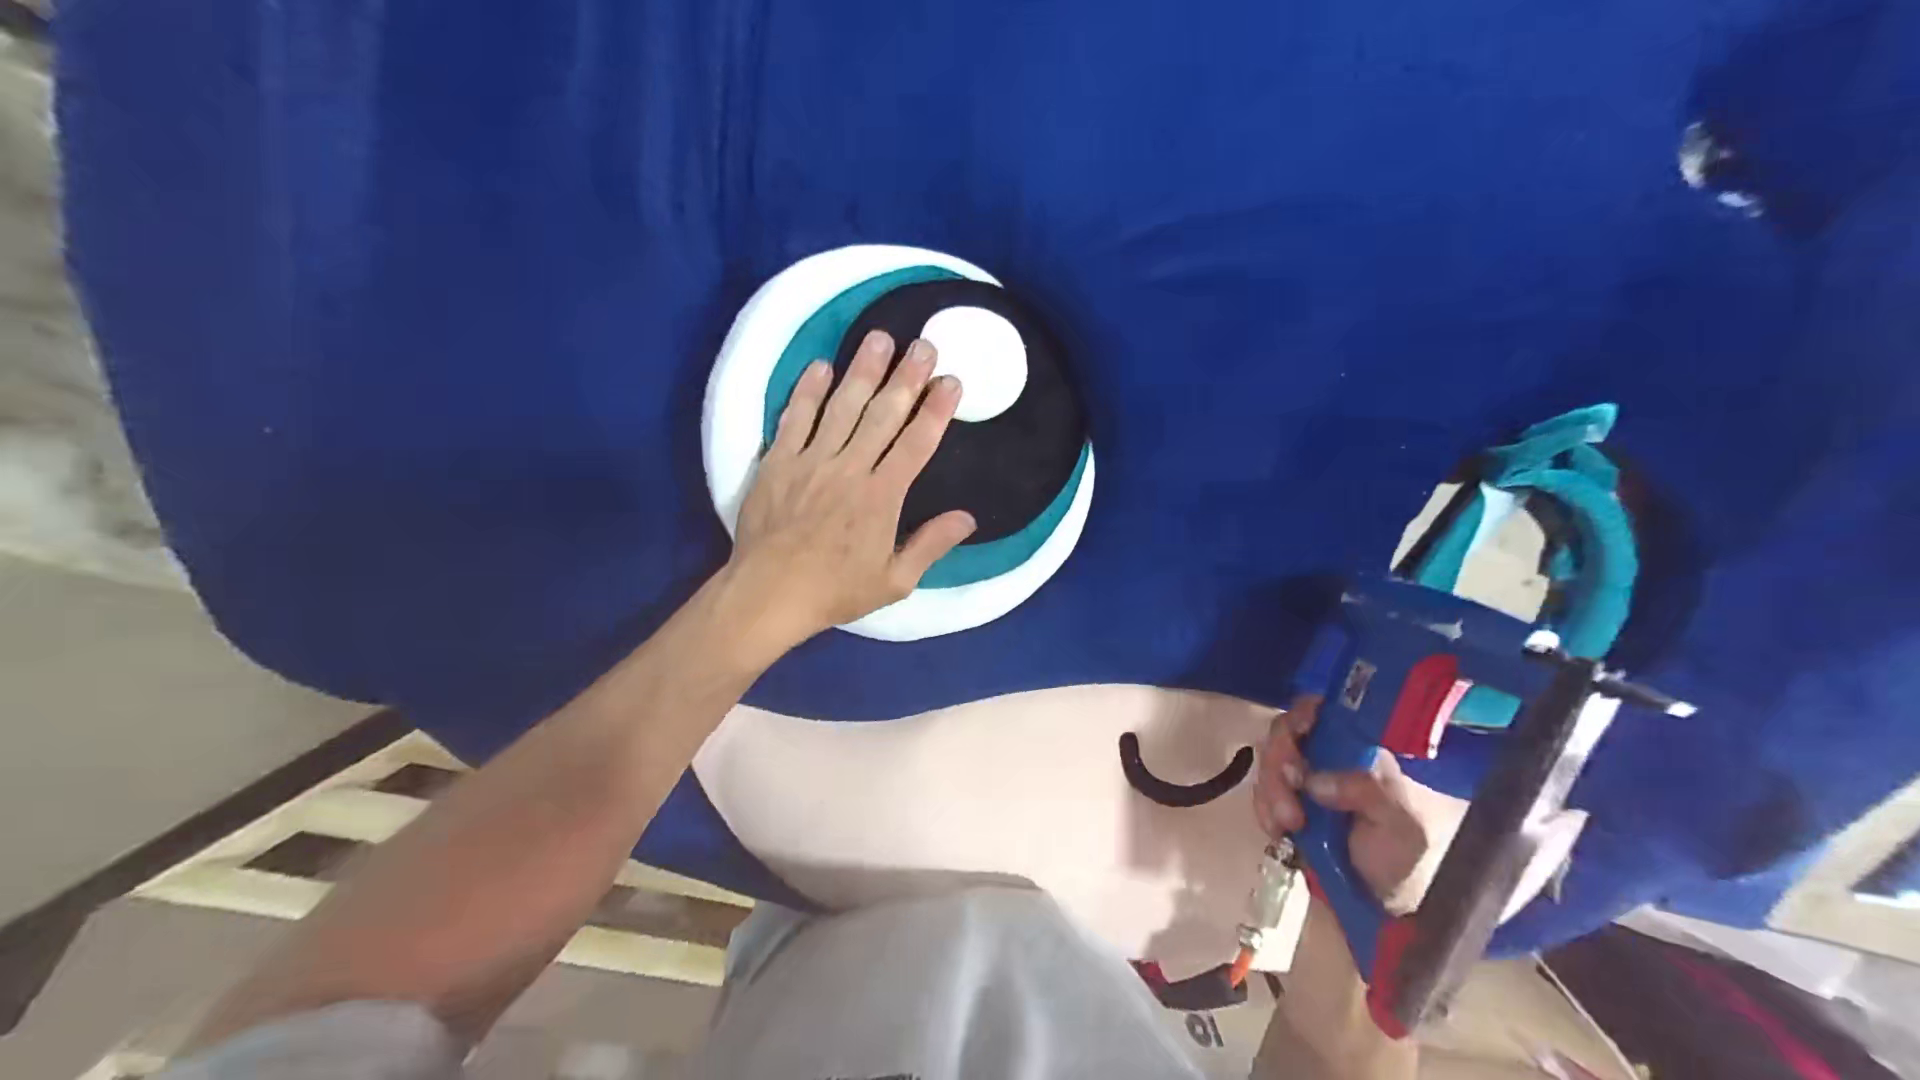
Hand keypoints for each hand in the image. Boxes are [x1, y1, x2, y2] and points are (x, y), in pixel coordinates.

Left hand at [719, 330, 976, 654]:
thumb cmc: (835, 590)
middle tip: (923, 345)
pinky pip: (795, 418)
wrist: (769, 594)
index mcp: (882, 497)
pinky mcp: (778, 462)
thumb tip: (968, 518)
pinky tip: (820, 366)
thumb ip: (931, 545)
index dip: (936, 410)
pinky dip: (807, 391)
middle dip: (906, 377)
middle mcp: (850, 469)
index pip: (916, 444)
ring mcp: (811, 461)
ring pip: (841, 407)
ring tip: (879, 339)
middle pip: (883, 415)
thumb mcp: (894, 581)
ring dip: (862, 371)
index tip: (951, 381)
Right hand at [1254, 694, 1430, 905]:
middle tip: (1290, 796)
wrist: (1386, 900)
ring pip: (1266, 765)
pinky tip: (1279, 831)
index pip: (1319, 711)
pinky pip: (1260, 795)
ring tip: (1289, 825)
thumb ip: (1366, 791)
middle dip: (1278, 764)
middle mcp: (1322, 756)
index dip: (1300, 714)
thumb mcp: (1398, 821)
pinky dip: (1263, 811)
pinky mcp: (1283, 805)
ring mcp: (1300, 780)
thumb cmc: (1403, 853)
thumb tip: (1314, 781)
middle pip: (1283, 735)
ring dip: (1270, 794)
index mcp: (1354, 748)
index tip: (1294, 738)